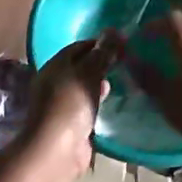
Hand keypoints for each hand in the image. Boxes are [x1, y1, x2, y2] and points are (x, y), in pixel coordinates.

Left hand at [24, 34, 119, 173]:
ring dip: (101, 84)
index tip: (123, 43)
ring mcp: (62, 104)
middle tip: (127, 62)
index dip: (99, 43)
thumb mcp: (88, 73)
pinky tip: (114, 103)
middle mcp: (55, 82)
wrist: (57, 149)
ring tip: (124, 80)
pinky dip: (99, 103)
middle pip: (81, 67)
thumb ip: (102, 53)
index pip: (78, 47)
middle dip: (102, 63)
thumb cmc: (70, 105)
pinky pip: (87, 107)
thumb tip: (113, 31)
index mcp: (55, 65)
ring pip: (84, 87)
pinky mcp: (70, 124)